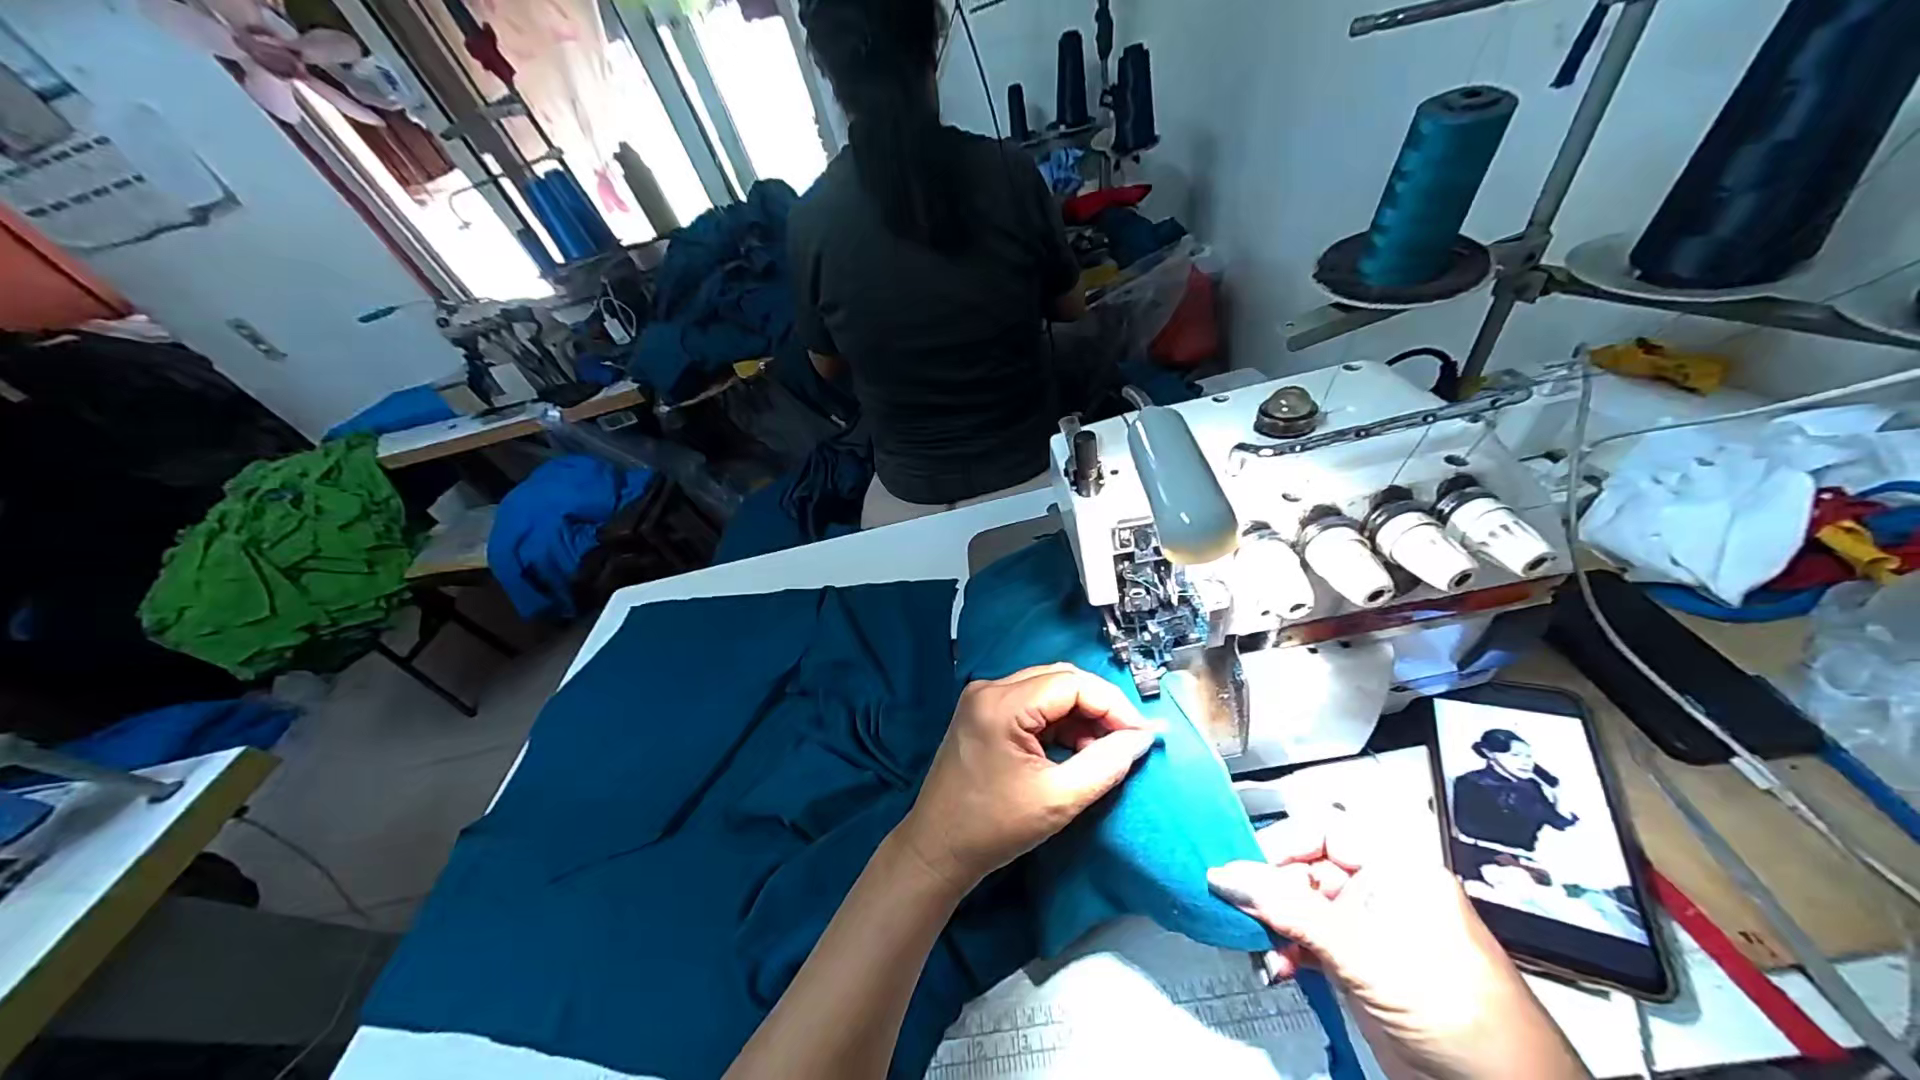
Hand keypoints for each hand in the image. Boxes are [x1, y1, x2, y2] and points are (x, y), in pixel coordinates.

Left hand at [895, 664, 1159, 894]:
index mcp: (1001, 704)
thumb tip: (1141, 738)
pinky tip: (1076, 748)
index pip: (1071, 683)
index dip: (1112, 705)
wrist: (937, 849)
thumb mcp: (1059, 798)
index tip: (1140, 735)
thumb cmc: (994, 828)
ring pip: (1048, 689)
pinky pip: (1032, 704)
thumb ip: (1106, 763)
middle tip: (1127, 739)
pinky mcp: (983, 713)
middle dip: (1099, 706)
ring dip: (1080, 714)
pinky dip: (1058, 722)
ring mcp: (983, 699)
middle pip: (1060, 679)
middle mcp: (989, 689)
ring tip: (1103, 749)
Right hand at [1207, 816, 1588, 1079]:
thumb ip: (1290, 911)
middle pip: (1305, 870)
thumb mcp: (1365, 953)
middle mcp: (1380, 893)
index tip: (1247, 872)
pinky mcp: (1359, 967)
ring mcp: (1368, 931)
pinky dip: (1286, 952)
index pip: (1324, 832)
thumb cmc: (1464, 1019)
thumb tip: (1229, 877)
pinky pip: (1306, 942)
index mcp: (1397, 871)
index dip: (1283, 846)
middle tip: (1247, 916)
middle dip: (1272, 894)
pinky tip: (1279, 969)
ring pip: (1300, 908)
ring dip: (1274, 928)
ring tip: (1266, 952)